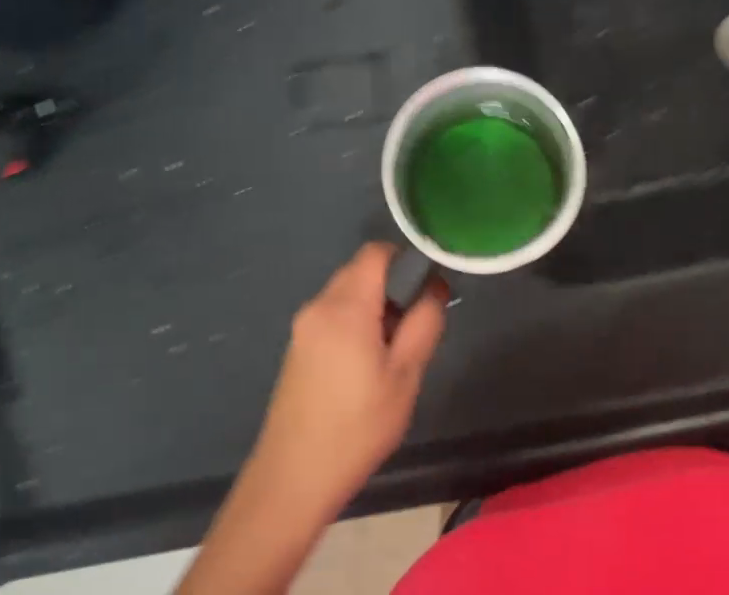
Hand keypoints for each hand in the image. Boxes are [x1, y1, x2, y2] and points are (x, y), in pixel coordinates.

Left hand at [247, 244, 447, 512]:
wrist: (294, 476)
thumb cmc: (358, 426)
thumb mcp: (405, 376)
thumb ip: (424, 323)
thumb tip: (435, 286)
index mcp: (346, 307)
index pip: (375, 253)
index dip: (404, 257)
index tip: (427, 286)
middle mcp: (318, 306)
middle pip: (359, 272)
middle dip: (391, 286)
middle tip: (414, 327)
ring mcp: (302, 328)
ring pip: (346, 295)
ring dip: (373, 307)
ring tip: (392, 354)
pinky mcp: (296, 348)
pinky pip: (331, 316)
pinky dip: (354, 323)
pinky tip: (365, 367)